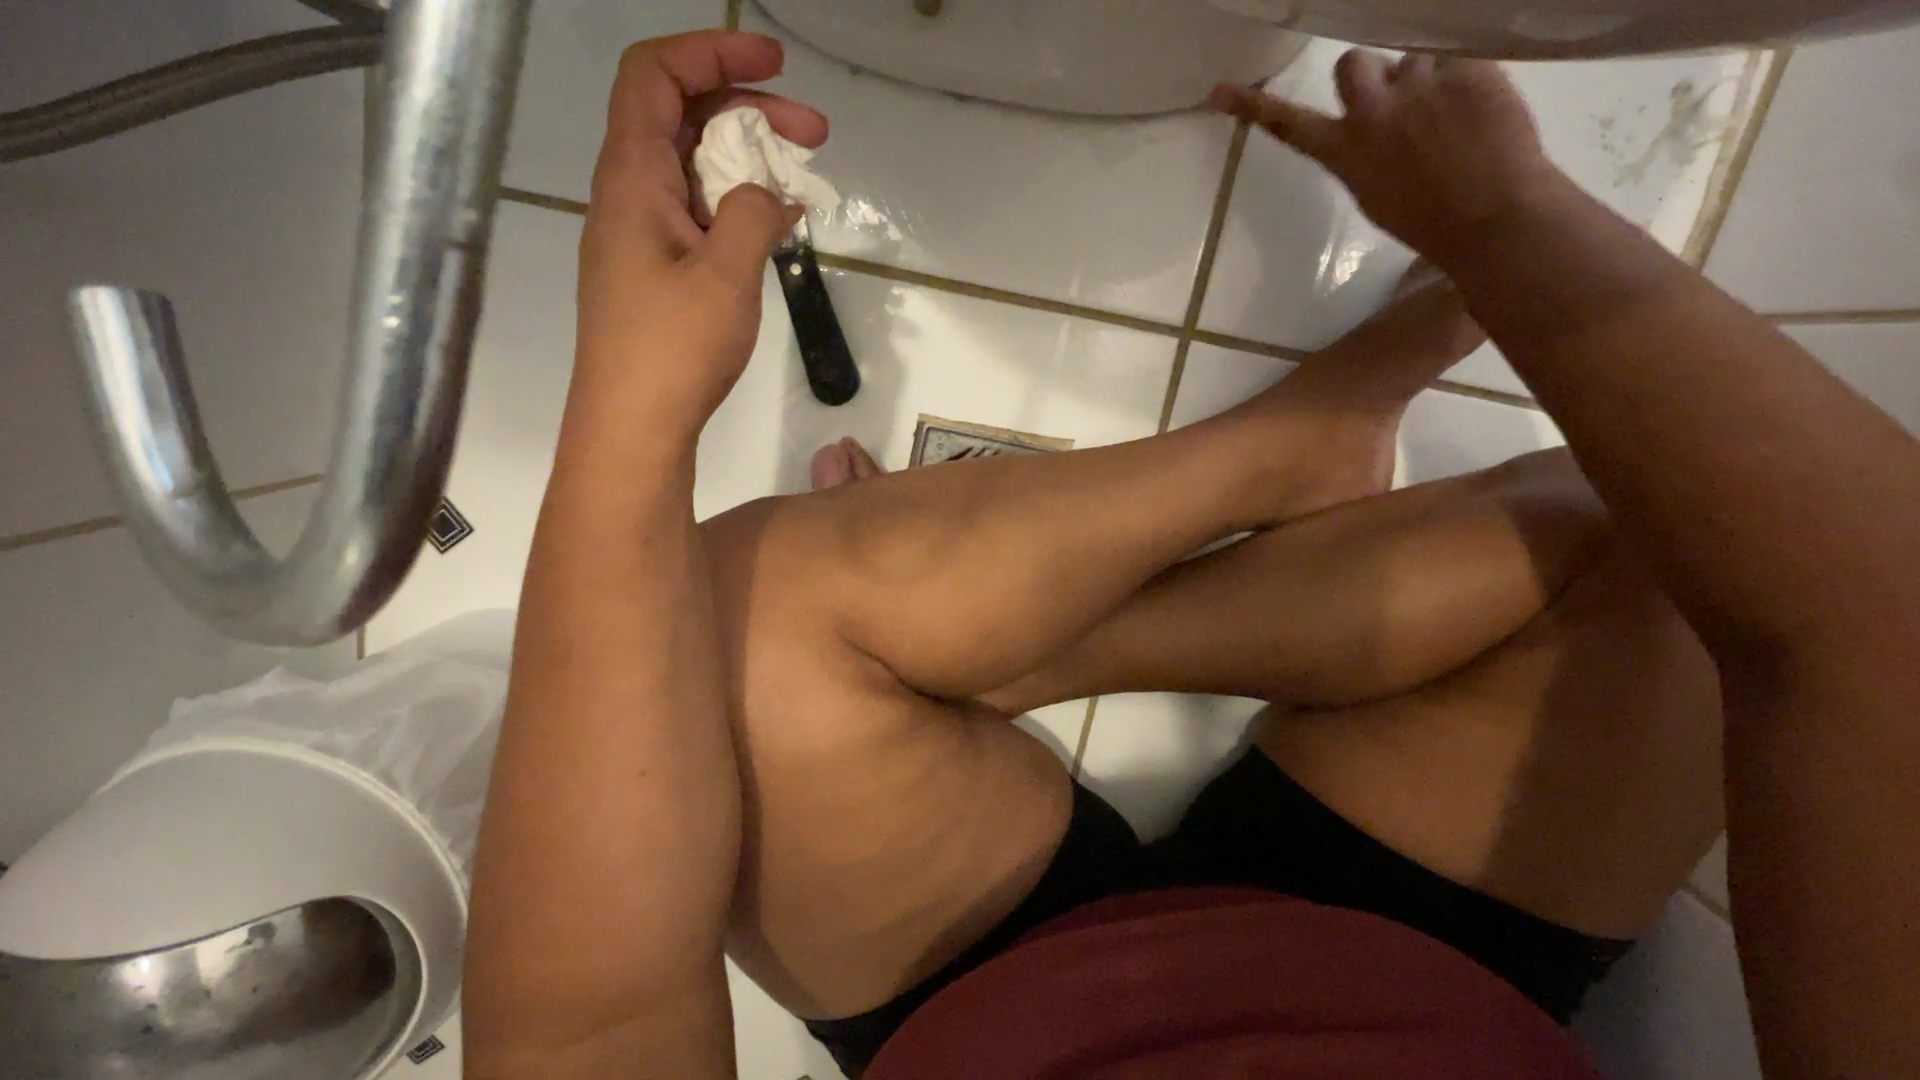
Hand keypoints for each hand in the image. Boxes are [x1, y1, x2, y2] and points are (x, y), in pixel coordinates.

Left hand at [568, 32, 827, 449]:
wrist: (631, 428)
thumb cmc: (673, 350)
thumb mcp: (725, 275)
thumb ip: (753, 214)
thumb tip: (770, 194)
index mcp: (632, 178)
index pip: (655, 75)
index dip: (712, 51)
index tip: (776, 62)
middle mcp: (629, 195)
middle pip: (682, 117)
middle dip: (749, 109)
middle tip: (815, 133)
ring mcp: (640, 235)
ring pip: (693, 168)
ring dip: (748, 161)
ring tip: (805, 180)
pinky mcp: (655, 272)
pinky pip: (697, 214)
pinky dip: (738, 205)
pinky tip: (779, 224)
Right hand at [1213, 51, 1563, 264]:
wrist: (1492, 216)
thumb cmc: (1430, 222)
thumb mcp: (1376, 195)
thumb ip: (1362, 153)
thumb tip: (1372, 126)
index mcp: (1344, 153)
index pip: (1288, 123)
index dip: (1253, 106)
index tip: (1220, 92)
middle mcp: (1371, 111)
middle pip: (1353, 62)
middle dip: (1371, 73)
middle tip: (1398, 97)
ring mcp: (1418, 85)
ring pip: (1412, 59)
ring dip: (1425, 78)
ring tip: (1451, 113)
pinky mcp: (1465, 67)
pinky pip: (1457, 56)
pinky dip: (1467, 76)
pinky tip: (1479, 108)